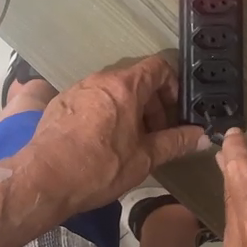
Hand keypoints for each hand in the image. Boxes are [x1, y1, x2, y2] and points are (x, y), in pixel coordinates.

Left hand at [5, 56, 208, 223]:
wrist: (44, 179)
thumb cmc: (99, 167)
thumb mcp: (145, 158)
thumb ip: (176, 142)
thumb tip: (202, 136)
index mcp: (125, 86)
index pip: (158, 67)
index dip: (173, 85)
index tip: (175, 111)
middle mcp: (100, 80)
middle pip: (135, 79)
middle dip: (151, 103)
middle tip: (156, 132)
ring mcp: (77, 89)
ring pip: (112, 90)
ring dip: (128, 108)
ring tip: (130, 139)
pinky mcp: (60, 103)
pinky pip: (91, 99)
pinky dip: (104, 113)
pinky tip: (102, 142)